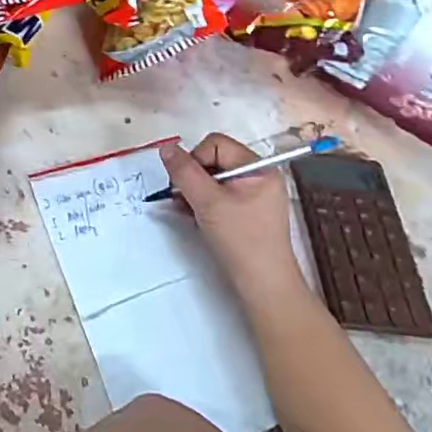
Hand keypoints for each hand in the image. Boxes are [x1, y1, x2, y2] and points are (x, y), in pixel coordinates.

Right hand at [161, 134, 305, 297]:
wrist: (264, 286)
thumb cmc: (241, 240)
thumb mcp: (207, 202)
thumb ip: (184, 172)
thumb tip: (166, 149)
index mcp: (258, 168)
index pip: (216, 144)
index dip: (195, 160)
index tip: (186, 186)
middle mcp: (259, 176)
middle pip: (214, 159)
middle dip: (193, 177)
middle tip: (183, 199)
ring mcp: (254, 195)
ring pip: (213, 178)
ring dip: (195, 191)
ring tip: (188, 210)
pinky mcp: (247, 212)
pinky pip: (219, 195)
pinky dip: (203, 202)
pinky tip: (195, 217)